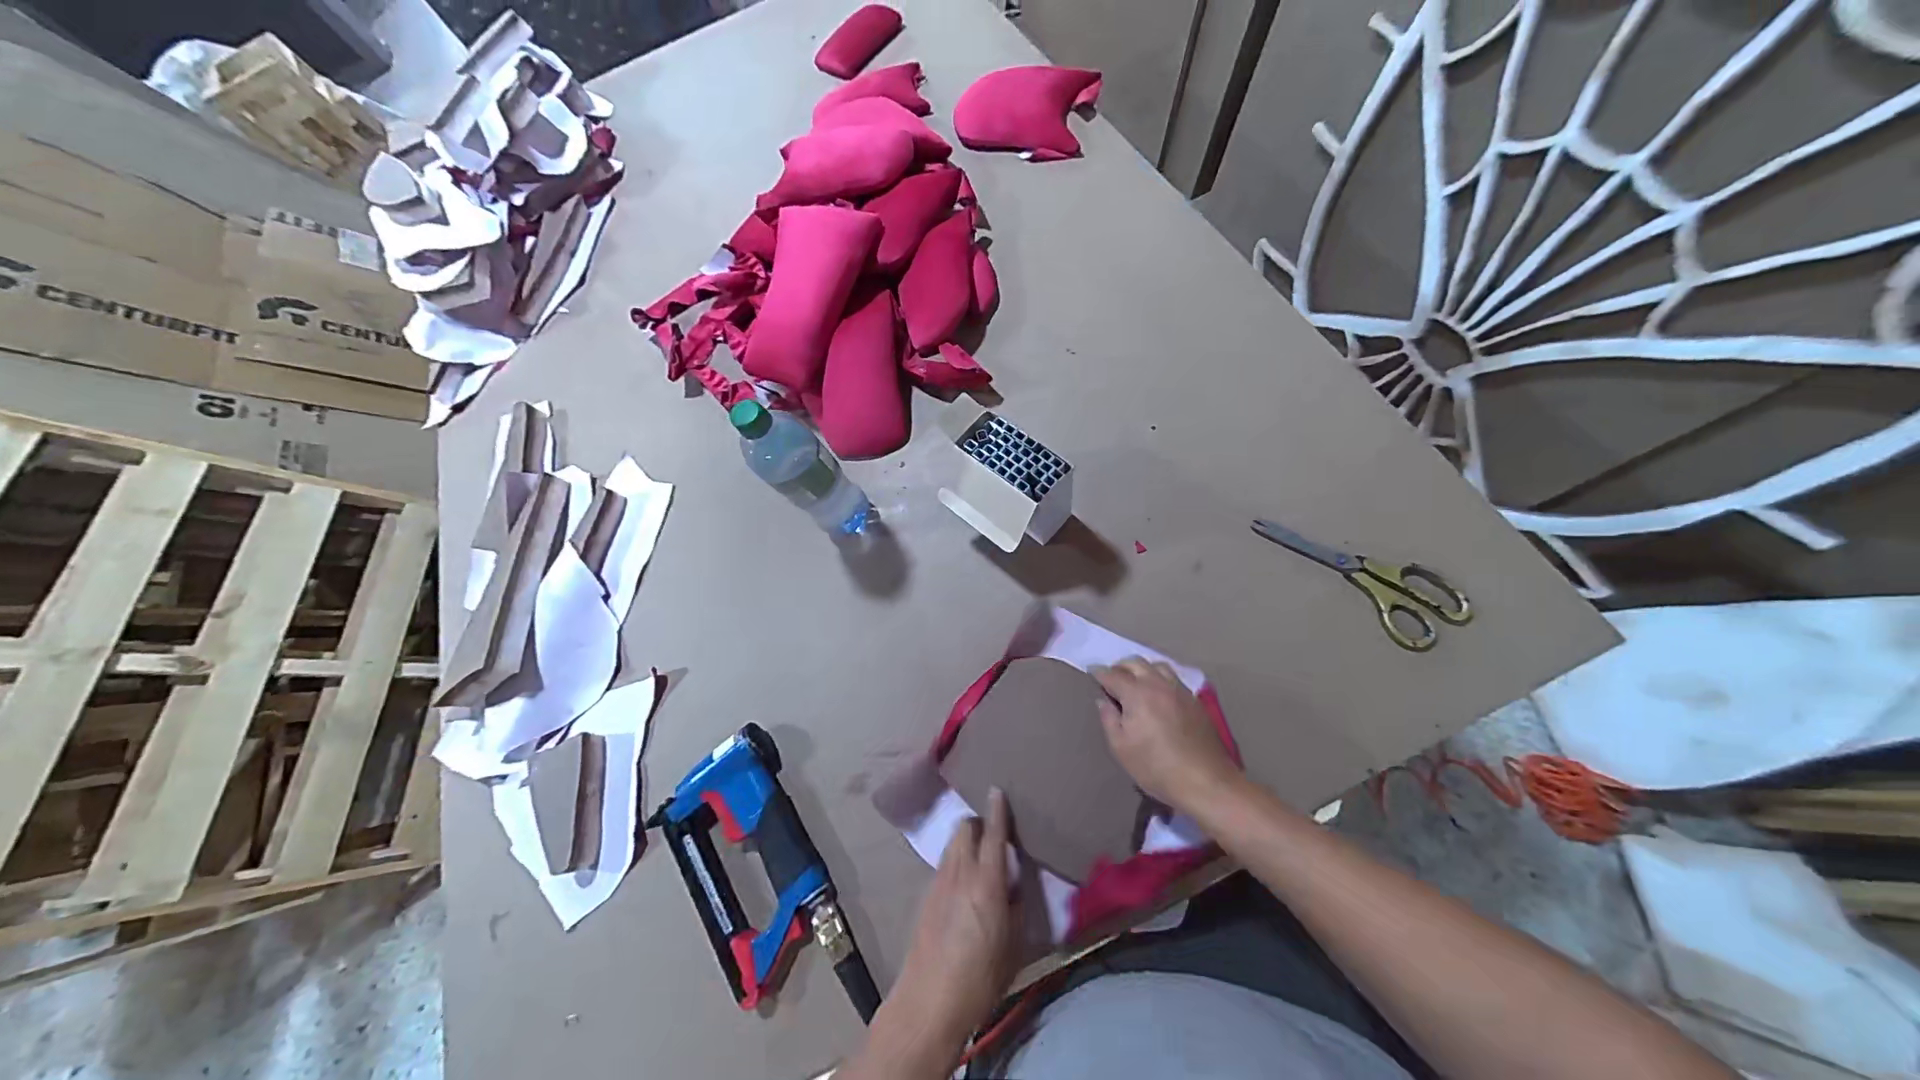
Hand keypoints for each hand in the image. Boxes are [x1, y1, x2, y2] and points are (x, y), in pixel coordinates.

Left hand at [890, 788, 1020, 1045]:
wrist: (929, 1002)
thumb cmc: (980, 979)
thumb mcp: (1013, 946)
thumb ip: (1016, 908)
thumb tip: (1015, 886)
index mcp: (987, 883)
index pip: (994, 834)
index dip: (998, 810)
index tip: (998, 790)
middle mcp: (960, 873)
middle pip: (965, 828)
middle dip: (979, 821)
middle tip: (995, 830)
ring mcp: (938, 882)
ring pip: (952, 843)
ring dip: (966, 839)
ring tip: (980, 851)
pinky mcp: (926, 896)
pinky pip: (944, 863)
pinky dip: (956, 858)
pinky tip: (964, 880)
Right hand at [1092, 657, 1239, 810]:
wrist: (1205, 781)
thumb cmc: (1156, 768)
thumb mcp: (1121, 748)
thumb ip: (1109, 719)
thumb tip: (1103, 700)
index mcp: (1137, 694)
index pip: (1112, 675)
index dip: (1099, 673)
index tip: (1092, 672)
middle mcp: (1158, 684)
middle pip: (1135, 663)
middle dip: (1120, 667)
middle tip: (1112, 679)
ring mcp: (1180, 690)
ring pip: (1158, 666)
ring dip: (1142, 669)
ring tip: (1137, 683)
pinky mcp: (1195, 700)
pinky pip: (1173, 678)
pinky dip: (1160, 678)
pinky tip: (1159, 694)